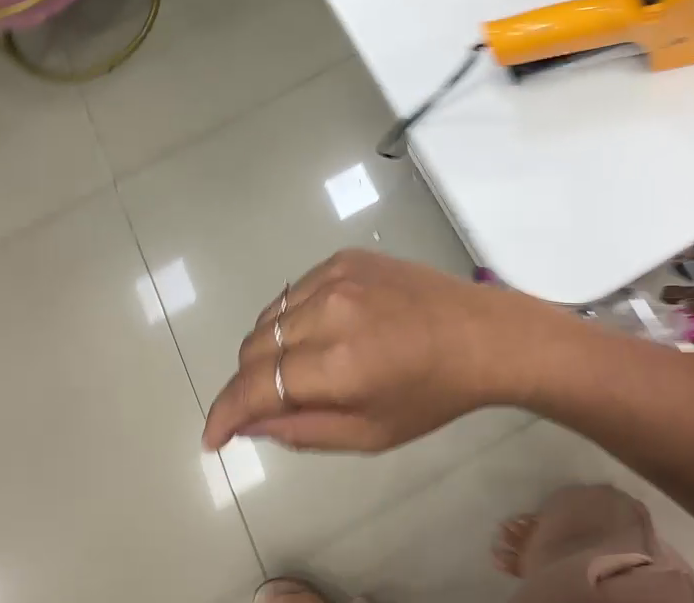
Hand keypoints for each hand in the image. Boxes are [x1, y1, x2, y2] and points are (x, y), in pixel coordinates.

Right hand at [200, 249, 575, 452]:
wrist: (480, 334)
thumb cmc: (430, 395)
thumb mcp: (369, 434)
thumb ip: (301, 430)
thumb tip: (247, 422)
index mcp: (338, 365)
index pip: (256, 386)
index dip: (226, 412)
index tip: (213, 436)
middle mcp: (328, 312)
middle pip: (254, 348)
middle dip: (247, 383)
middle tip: (263, 405)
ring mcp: (336, 277)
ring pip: (269, 317)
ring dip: (266, 349)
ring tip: (295, 370)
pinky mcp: (345, 257)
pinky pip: (295, 291)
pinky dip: (291, 317)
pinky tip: (317, 333)